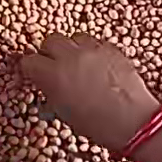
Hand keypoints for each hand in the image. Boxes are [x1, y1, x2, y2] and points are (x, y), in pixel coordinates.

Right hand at [18, 34, 159, 151]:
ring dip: (72, 48)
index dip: (31, 68)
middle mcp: (69, 56)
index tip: (34, 73)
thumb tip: (47, 83)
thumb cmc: (97, 124)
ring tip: (77, 63)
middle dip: (50, 52)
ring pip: (73, 37)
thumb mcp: (64, 112)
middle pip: (50, 41)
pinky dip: (91, 51)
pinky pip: (95, 42)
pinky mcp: (110, 48)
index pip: (29, 61)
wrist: (132, 120)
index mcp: (53, 75)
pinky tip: (96, 65)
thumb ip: (51, 91)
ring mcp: (92, 49)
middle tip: (54, 66)